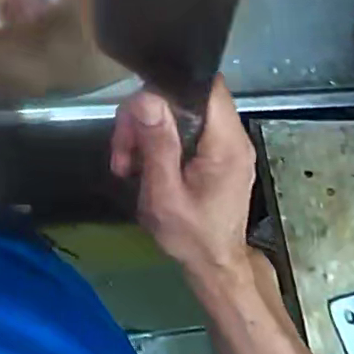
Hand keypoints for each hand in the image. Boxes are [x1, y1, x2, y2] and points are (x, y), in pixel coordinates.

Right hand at [110, 80, 256, 283]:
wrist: (213, 267)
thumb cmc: (190, 235)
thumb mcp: (165, 193)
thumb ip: (157, 144)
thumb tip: (146, 99)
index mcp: (225, 144)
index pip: (206, 87)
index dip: (169, 85)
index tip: (138, 106)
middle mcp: (230, 137)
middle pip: (180, 99)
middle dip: (143, 116)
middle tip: (123, 149)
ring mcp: (221, 145)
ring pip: (173, 113)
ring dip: (142, 131)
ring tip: (126, 163)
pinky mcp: (211, 152)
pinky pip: (178, 129)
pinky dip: (153, 140)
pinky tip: (138, 163)